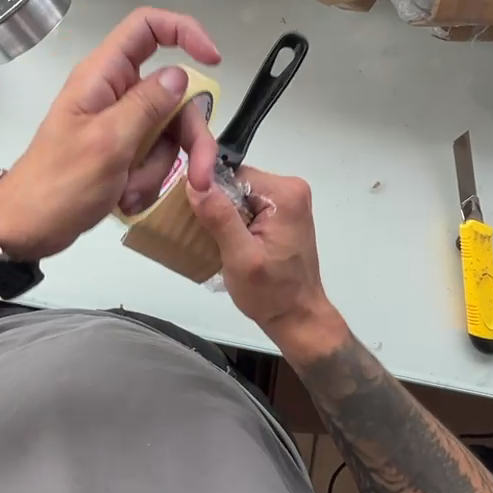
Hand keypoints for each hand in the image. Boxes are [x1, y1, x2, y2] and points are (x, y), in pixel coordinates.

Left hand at [0, 8, 221, 259]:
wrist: (27, 227)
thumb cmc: (59, 184)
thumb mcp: (108, 143)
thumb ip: (146, 105)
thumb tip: (180, 74)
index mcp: (102, 76)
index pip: (146, 28)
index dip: (184, 31)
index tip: (213, 61)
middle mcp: (113, 92)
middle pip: (173, 94)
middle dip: (188, 136)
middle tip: (198, 175)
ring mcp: (118, 123)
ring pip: (168, 132)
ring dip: (160, 168)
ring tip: (133, 193)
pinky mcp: (121, 151)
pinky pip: (153, 157)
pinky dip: (147, 181)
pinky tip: (126, 200)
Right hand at [187, 166, 343, 346]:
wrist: (298, 317)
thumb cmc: (272, 294)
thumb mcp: (241, 258)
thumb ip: (220, 218)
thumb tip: (195, 182)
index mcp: (284, 193)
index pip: (231, 174)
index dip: (209, 194)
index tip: (200, 220)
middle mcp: (290, 188)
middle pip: (234, 182)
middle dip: (216, 205)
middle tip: (208, 234)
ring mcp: (288, 200)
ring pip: (237, 193)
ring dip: (222, 215)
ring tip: (216, 240)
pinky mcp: (281, 213)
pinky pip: (246, 204)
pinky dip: (233, 220)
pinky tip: (226, 241)